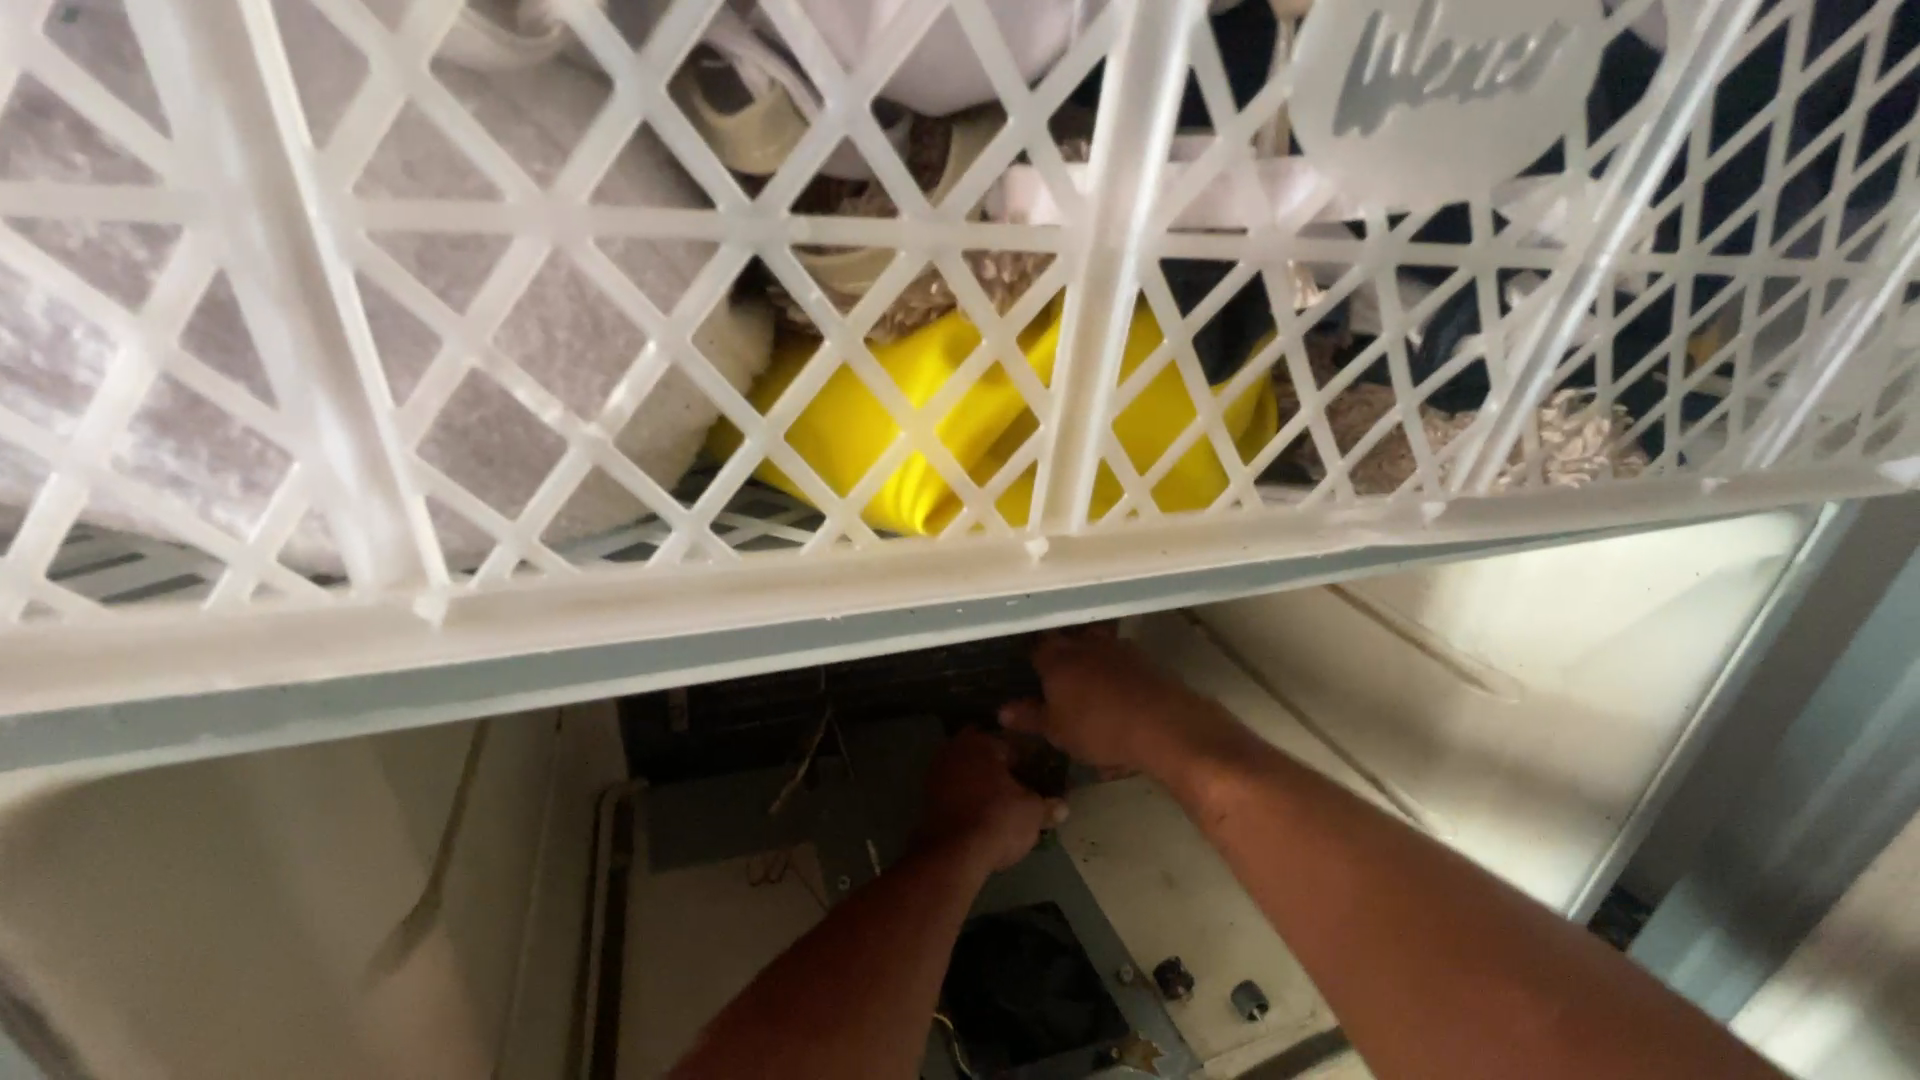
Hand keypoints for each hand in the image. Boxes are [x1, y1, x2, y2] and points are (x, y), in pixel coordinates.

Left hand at [918, 729, 1065, 873]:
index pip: (1012, 745)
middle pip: (985, 755)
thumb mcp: (1033, 813)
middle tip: (1018, 789)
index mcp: (982, 742)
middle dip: (1000, 768)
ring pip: (967, 772)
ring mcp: (937, 773)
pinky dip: (966, 799)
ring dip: (981, 783)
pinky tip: (980, 815)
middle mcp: (955, 749)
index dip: (1028, 763)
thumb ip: (1048, 805)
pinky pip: (954, 791)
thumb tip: (1062, 806)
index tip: (1038, 780)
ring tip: (1001, 805)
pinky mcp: (927, 798)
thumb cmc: (998, 820)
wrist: (952, 854)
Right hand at [1000, 631, 1249, 778]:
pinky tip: (1120, 692)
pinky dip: (1118, 672)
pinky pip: (1123, 661)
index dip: (1034, 658)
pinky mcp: (1147, 661)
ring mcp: (1119, 649)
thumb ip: (1030, 718)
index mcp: (1058, 659)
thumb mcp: (1057, 731)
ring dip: (1094, 658)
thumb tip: (1002, 710)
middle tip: (1060, 675)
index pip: (1038, 647)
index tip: (1032, 671)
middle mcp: (1086, 644)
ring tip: (1091, 683)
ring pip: (1099, 645)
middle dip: (1064, 652)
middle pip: (1070, 639)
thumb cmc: (1098, 729)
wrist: (1163, 725)